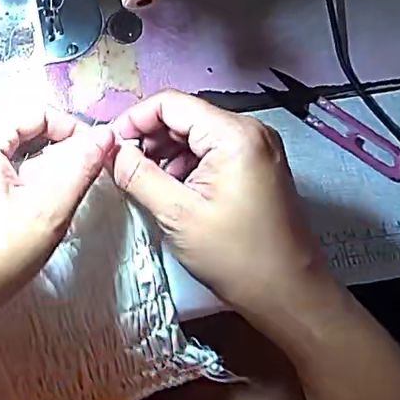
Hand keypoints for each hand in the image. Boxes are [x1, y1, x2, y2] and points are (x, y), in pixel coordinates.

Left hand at [0, 109, 115, 344]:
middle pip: (20, 125)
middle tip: (82, 175)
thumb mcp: (47, 211)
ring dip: (39, 161)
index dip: (72, 128)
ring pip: (7, 146)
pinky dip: (17, 174)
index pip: (35, 110)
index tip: (97, 155)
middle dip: (57, 145)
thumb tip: (106, 136)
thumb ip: (80, 167)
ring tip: (59, 192)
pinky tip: (30, 202)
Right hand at [108, 90, 336, 326]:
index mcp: (234, 135)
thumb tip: (109, 150)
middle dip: (147, 138)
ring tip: (143, 182)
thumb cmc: (239, 257)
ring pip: (192, 133)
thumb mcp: (177, 214)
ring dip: (162, 153)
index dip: (133, 120)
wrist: (291, 296)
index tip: (110, 146)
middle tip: (121, 167)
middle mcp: (248, 131)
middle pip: (181, 115)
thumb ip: (137, 175)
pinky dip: (182, 164)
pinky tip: (169, 189)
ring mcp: (254, 147)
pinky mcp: (254, 165)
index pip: (169, 103)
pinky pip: (207, 150)